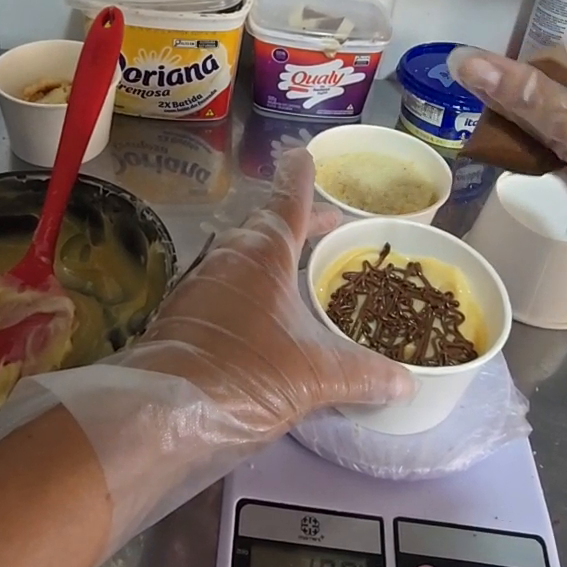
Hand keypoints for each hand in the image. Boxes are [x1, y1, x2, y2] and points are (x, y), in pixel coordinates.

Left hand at [122, 147, 415, 434]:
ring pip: (243, 258)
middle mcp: (229, 258)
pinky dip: (250, 289)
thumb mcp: (314, 377)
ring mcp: (200, 284)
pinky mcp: (183, 315)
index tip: (302, 153)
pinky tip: (263, 317)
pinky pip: (225, 286)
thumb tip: (408, 384)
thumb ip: (363, 375)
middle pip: (267, 229)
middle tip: (329, 227)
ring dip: (273, 258)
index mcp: (262, 254)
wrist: (158, 412)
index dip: (299, 179)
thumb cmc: (243, 375)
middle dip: (299, 225)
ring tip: (300, 273)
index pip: (287, 203)